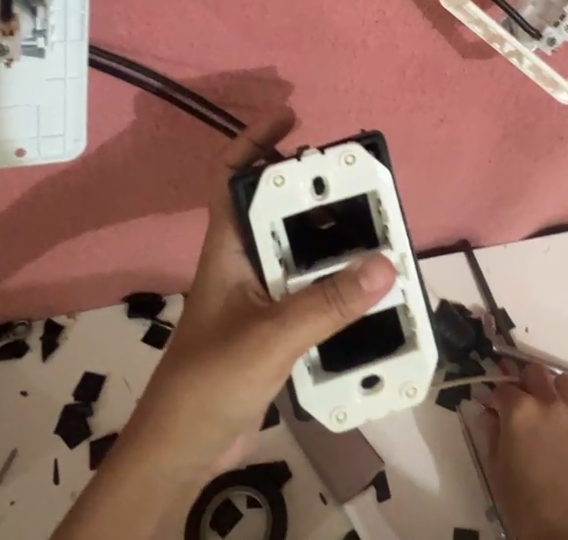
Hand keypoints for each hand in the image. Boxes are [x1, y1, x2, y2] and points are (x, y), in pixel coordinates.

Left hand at [116, 111, 398, 476]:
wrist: (182, 449)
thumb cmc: (209, 380)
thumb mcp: (272, 337)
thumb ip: (328, 303)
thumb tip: (386, 263)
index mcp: (228, 250)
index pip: (231, 178)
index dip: (253, 141)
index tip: (290, 117)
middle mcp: (243, 264)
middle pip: (276, 209)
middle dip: (312, 188)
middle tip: (357, 181)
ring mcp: (257, 296)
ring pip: (297, 250)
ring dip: (330, 237)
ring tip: (371, 227)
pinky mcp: (271, 327)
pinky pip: (309, 289)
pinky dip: (335, 282)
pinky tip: (363, 289)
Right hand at [483, 363, 567, 539]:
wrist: (563, 525)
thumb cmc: (522, 499)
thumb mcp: (496, 464)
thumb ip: (491, 430)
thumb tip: (488, 411)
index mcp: (519, 410)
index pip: (502, 387)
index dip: (496, 397)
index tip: (495, 407)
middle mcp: (548, 402)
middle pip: (535, 371)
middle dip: (525, 382)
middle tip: (522, 402)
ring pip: (564, 380)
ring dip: (554, 389)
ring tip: (549, 408)